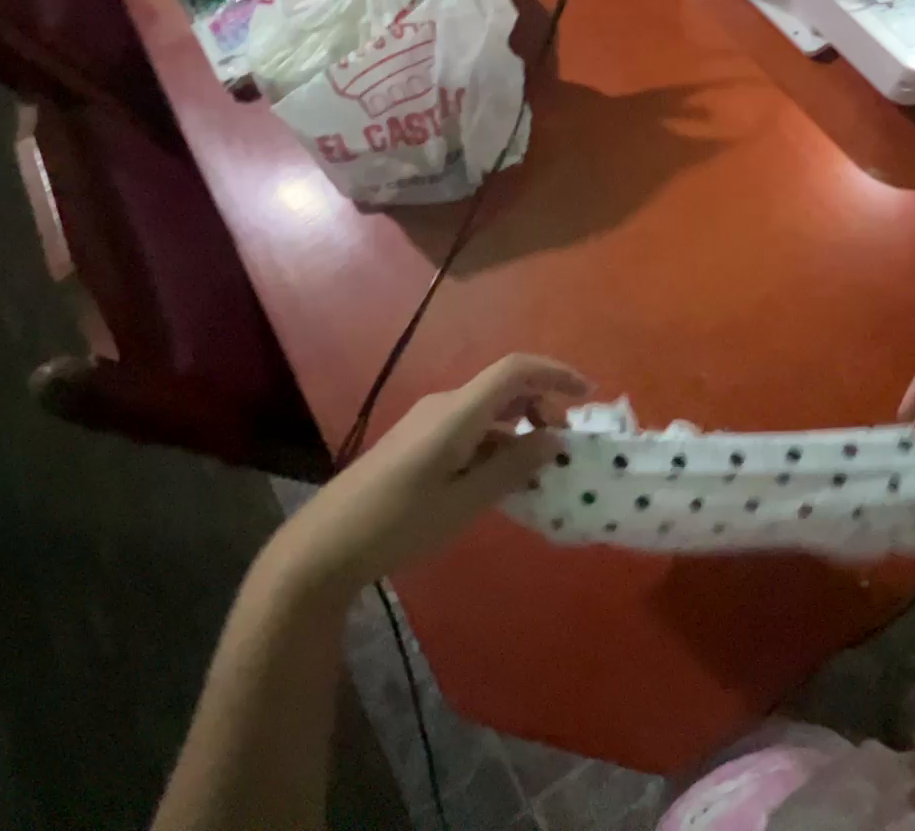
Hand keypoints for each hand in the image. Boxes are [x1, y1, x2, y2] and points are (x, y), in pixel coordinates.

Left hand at [273, 354, 591, 594]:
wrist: (326, 545)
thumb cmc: (399, 524)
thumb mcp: (465, 502)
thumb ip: (513, 467)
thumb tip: (553, 439)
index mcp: (457, 413)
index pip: (515, 370)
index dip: (555, 374)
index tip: (588, 395)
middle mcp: (443, 407)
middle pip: (504, 389)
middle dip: (542, 409)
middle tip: (562, 450)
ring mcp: (427, 424)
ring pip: (488, 413)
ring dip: (520, 432)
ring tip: (539, 473)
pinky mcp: (417, 443)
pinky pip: (470, 431)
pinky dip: (496, 446)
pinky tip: (503, 481)